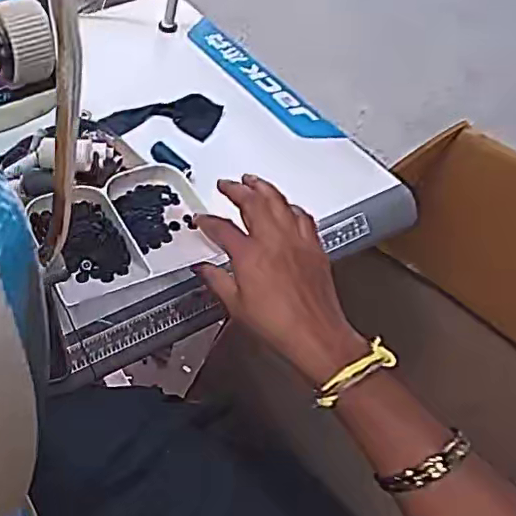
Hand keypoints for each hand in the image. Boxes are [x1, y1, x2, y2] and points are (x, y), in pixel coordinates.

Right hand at [192, 174, 371, 385]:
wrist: (314, 334)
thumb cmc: (279, 324)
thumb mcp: (235, 305)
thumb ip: (216, 281)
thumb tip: (204, 270)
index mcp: (249, 255)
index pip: (222, 228)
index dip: (207, 221)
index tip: (201, 220)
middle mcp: (274, 241)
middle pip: (254, 202)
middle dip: (237, 190)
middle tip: (227, 185)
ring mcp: (297, 241)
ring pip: (280, 202)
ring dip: (264, 188)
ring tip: (254, 182)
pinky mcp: (314, 247)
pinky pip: (302, 216)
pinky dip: (290, 206)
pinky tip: (287, 206)